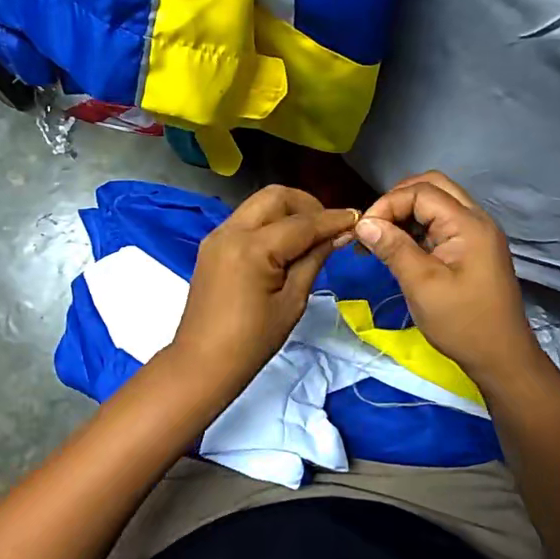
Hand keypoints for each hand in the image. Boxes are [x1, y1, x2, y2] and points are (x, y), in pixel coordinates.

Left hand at [171, 186, 356, 383]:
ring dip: (286, 212)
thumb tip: (337, 235)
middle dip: (306, 205)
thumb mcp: (292, 302)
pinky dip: (268, 223)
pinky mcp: (211, 246)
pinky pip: (245, 220)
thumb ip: (313, 260)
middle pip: (275, 196)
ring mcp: (217, 236)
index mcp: (252, 248)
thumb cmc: (252, 341)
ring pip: (258, 204)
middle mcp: (231, 232)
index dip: (332, 219)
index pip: (301, 223)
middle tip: (328, 227)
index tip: (357, 218)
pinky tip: (284, 246)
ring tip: (309, 237)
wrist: (202, 362)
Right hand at [354, 171, 536, 376]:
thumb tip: (363, 223)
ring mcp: (476, 234)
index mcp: (468, 225)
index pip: (420, 192)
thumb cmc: (461, 323)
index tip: (365, 232)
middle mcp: (476, 221)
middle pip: (432, 187)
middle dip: (396, 200)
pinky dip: (416, 227)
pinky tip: (398, 248)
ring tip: (381, 238)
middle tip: (373, 227)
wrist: (501, 357)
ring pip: (436, 203)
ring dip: (405, 213)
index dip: (387, 205)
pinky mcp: (471, 249)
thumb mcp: (421, 285)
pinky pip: (441, 223)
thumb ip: (393, 248)